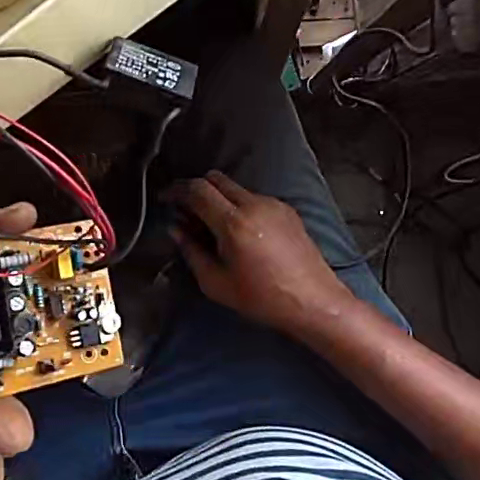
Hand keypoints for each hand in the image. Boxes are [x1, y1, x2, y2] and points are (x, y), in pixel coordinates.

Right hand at [167, 171, 359, 338]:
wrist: (313, 302)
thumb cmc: (262, 299)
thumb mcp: (216, 283)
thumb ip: (191, 251)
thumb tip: (176, 229)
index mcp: (234, 223)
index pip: (197, 189)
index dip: (176, 190)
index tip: (166, 198)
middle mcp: (254, 205)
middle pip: (215, 178)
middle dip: (195, 189)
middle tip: (185, 209)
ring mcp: (274, 204)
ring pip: (235, 187)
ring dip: (218, 198)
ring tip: (211, 225)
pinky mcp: (287, 210)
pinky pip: (254, 198)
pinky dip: (238, 206)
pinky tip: (238, 231)